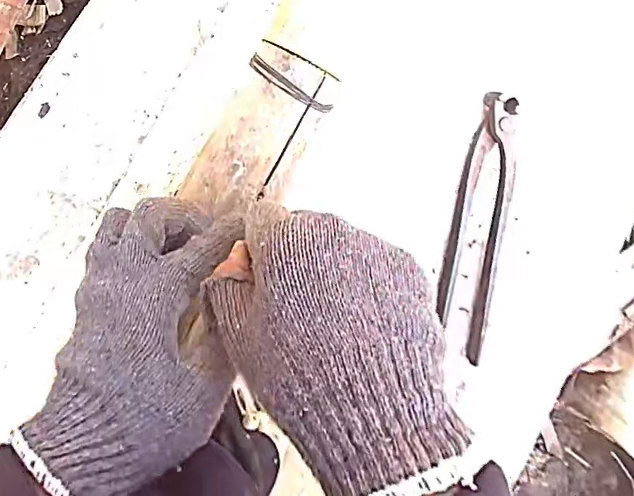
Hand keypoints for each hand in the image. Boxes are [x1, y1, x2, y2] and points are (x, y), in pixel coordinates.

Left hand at [15, 199, 242, 495]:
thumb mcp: (202, 392)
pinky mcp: (84, 298)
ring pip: (121, 221)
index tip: (245, 226)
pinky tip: (148, 269)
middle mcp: (125, 275)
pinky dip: (129, 243)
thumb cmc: (139, 427)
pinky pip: (105, 246)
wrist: (76, 453)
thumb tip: (233, 294)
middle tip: (206, 235)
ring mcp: (99, 283)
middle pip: (154, 214)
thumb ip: (223, 333)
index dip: (230, 232)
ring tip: (174, 245)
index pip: (204, 245)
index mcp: (157, 291)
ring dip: (152, 224)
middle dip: (186, 217)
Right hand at [203, 204, 474, 495]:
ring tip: (333, 327)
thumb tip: (232, 262)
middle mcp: (331, 230)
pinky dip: (369, 287)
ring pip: (341, 246)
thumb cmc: (304, 380)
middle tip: (295, 310)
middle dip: (296, 259)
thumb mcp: (242, 337)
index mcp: (286, 238)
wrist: (375, 415)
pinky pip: (377, 265)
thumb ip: (228, 285)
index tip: (260, 276)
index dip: (256, 249)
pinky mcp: (405, 265)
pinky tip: (363, 327)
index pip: (261, 218)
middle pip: (304, 229)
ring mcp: (372, 245)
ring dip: (333, 272)